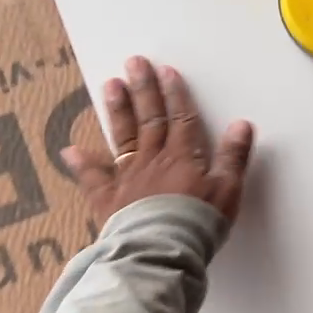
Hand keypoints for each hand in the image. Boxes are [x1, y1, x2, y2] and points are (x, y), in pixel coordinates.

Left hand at [60, 56, 254, 227]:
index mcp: (184, 156)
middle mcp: (154, 159)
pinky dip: (82, 164)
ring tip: (110, 86)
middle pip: (150, 118)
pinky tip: (70, 150)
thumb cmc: (199, 220)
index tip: (167, 72)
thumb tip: (242, 124)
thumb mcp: (229, 188)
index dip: (176, 94)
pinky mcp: (109, 199)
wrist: (161, 249)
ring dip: (118, 110)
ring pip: (124, 137)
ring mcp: (128, 177)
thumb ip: (234, 156)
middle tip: (134, 63)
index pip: (182, 118)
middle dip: (144, 89)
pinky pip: (93, 178)